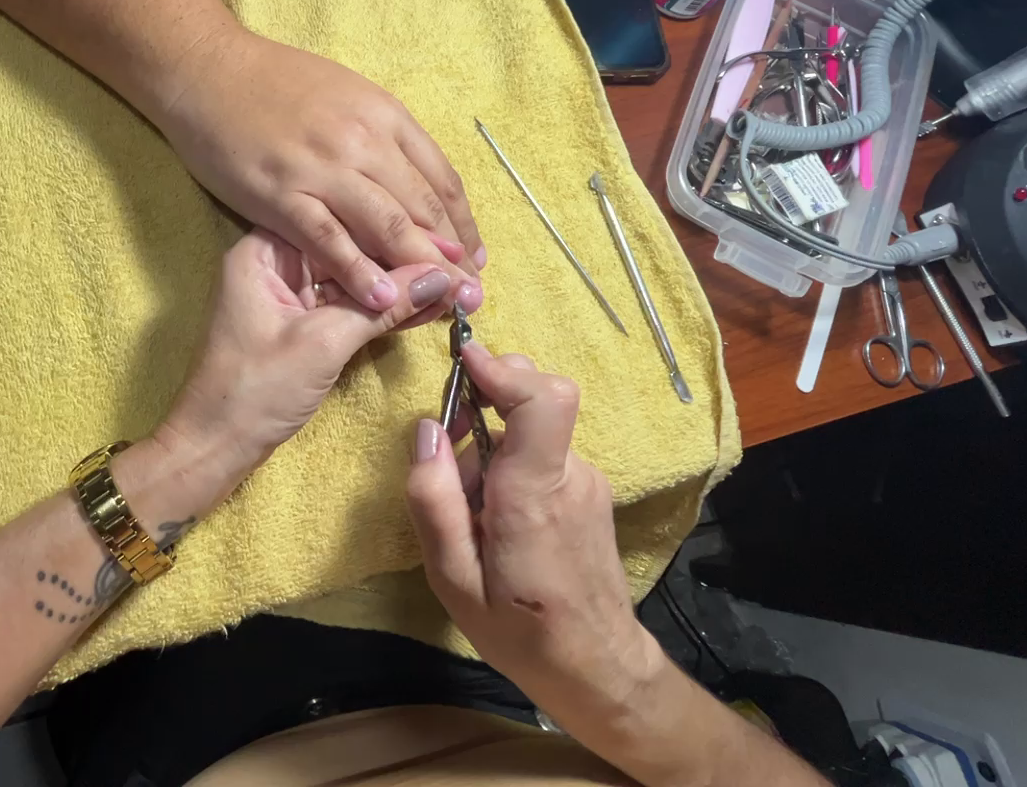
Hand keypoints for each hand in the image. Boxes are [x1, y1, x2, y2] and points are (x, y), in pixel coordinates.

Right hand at [155, 29, 484, 314]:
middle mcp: (364, 141)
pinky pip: (330, 239)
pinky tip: (381, 298)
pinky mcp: (282, 194)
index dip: (463, 226)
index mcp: (384, 115)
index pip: (441, 180)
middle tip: (470, 296)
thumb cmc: (273, 81)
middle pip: (423, 208)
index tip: (473, 258)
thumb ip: (381, 136)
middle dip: (453, 257)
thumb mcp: (346, 94)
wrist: (207, 70)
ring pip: (387, 225)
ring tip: (441, 306)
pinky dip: (359, 271)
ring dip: (420, 268)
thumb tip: (413, 181)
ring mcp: (323, 168)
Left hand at [156, 229, 456, 500]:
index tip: (451, 247)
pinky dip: (384, 309)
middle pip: (352, 248)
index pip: (341, 224)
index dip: (398, 233)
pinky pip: (350, 303)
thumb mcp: (323, 343)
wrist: (215, 446)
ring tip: (458, 291)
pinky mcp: (301, 319)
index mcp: (266, 250)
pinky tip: (427, 308)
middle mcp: (277, 261)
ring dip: (402, 288)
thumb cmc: (255, 390)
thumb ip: (382, 307)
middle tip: (465, 270)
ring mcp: (290, 291)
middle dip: (407, 262)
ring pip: (356, 277)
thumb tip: (442, 277)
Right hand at [405, 343, 663, 718]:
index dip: (501, 369)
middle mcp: (569, 473)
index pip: (543, 400)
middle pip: (530, 400)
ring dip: (488, 449)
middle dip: (479, 408)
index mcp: (534, 493)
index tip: (463, 359)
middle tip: (447, 460)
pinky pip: (538, 450)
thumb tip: (427, 429)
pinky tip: (495, 516)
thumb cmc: (518, 630)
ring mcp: (586, 477)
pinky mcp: (587, 486)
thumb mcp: (451, 579)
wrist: (598, 667)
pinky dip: (507, 463)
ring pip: (525, 430)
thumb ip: (433, 500)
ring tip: (470, 511)